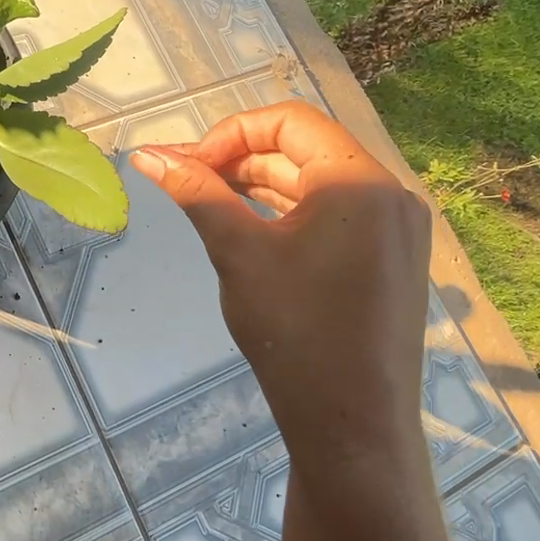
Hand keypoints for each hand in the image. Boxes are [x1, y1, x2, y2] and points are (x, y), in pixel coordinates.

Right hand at [129, 101, 431, 473]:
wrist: (351, 420)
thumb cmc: (294, 327)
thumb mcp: (237, 251)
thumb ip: (195, 193)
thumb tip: (145, 154)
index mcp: (360, 181)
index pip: (289, 120)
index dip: (229, 133)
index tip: (187, 166)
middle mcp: (388, 194)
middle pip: (302, 147)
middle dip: (236, 156)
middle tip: (182, 179)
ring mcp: (394, 228)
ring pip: (313, 180)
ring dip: (255, 182)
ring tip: (202, 198)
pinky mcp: (387, 257)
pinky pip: (330, 211)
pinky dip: (282, 209)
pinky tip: (242, 223)